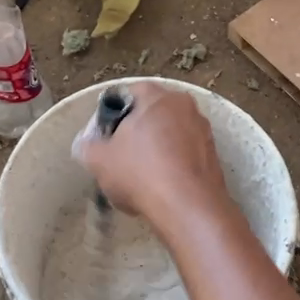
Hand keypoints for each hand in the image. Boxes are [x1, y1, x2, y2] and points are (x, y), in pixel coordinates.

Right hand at [73, 82, 232, 228]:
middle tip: (122, 153)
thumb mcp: (101, 161)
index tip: (105, 134)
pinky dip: (174, 163)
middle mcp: (184, 106)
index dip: (115, 112)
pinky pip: (187, 152)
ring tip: (142, 174)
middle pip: (154, 112)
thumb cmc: (141, 173)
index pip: (132, 92)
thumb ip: (89, 147)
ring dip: (158, 147)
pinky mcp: (214, 155)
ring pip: (172, 132)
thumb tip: (85, 144)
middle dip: (138, 129)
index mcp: (157, 97)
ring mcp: (203, 130)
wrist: (189, 207)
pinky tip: (162, 185)